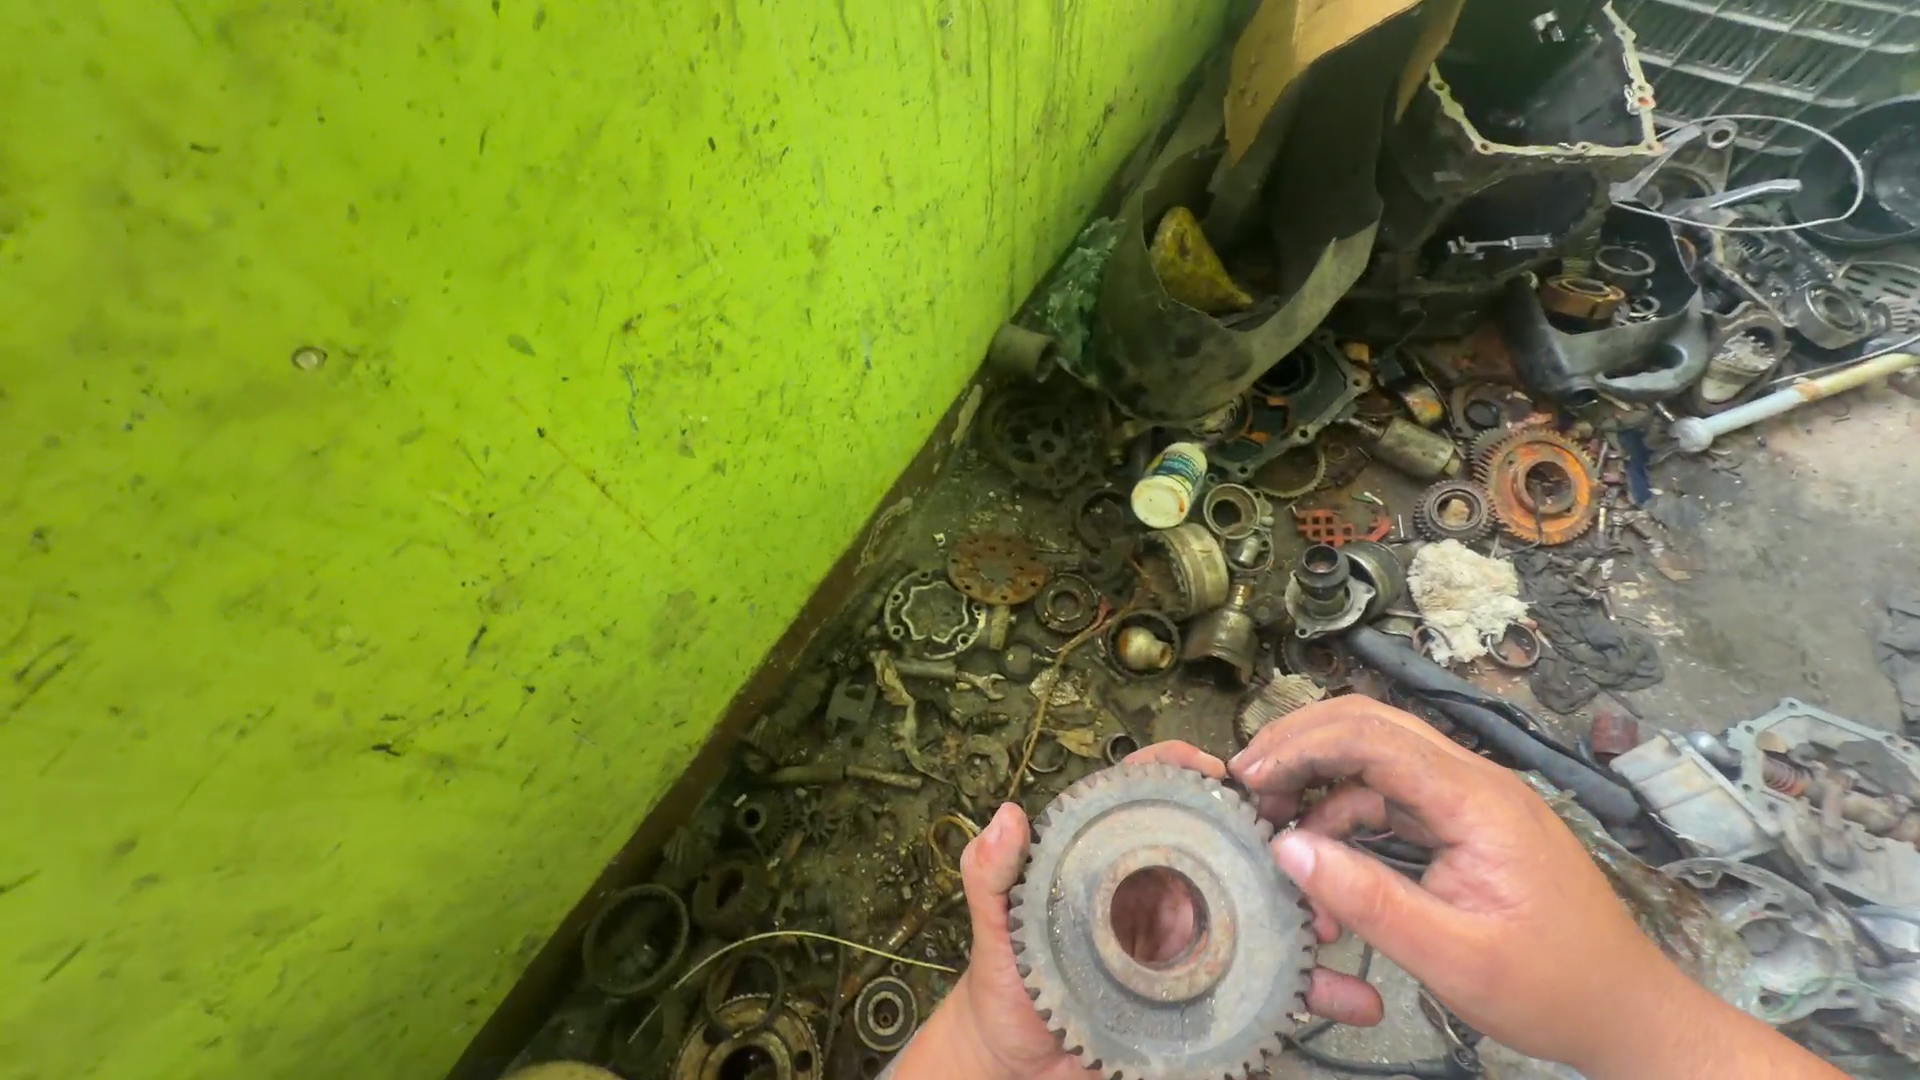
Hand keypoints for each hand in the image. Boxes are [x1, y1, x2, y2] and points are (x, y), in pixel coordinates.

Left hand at [893, 739, 1387, 1079]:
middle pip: (1220, 847)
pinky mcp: (1204, 996)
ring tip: (1337, 929)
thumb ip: (990, 875)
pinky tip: (1347, 998)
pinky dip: (1307, 990)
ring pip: (1255, 912)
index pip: (1149, 794)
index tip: (1226, 773)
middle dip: (1267, 846)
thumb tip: (1006, 816)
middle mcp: (1155, 886)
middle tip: (1303, 864)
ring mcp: (1185, 941)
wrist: (1019, 1069)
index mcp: (1109, 857)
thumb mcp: (993, 929)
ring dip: (1301, 914)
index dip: (1185, 771)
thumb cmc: (1005, 985)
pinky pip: (1262, 986)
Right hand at [1227, 697, 1700, 1071]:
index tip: (1249, 777)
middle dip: (1299, 741)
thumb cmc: (1551, 990)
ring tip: (1271, 811)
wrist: (1631, 1015)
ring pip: (1372, 750)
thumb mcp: (1453, 959)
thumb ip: (1366, 899)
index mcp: (1477, 799)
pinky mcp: (1456, 816)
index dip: (1301, 747)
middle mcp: (1471, 778)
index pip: (1373, 737)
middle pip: (1369, 722)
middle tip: (1247, 777)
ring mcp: (1464, 794)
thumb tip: (1286, 847)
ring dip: (1316, 773)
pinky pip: (1384, 790)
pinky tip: (1318, 844)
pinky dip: (1340, 807)